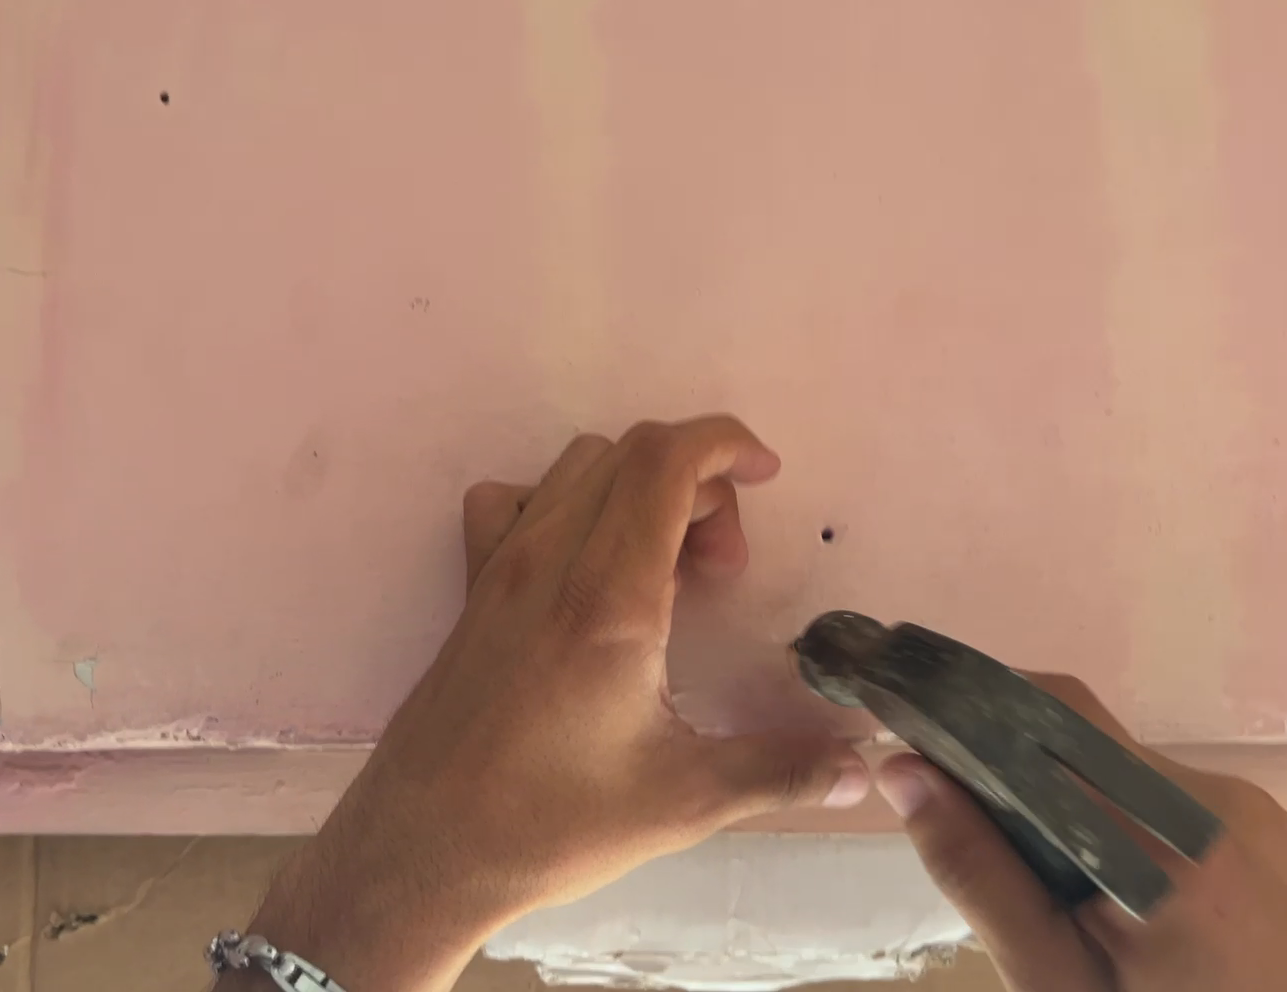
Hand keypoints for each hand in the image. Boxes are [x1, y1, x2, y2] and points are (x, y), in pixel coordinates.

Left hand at [233, 417, 867, 990]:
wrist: (423, 845)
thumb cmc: (550, 822)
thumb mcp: (681, 800)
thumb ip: (781, 768)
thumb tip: (864, 765)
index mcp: (610, 594)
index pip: (664, 459)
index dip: (725, 442)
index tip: (766, 474)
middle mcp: (549, 555)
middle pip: (631, 452)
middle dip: (698, 482)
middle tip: (719, 568)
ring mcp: (501, 562)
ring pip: (578, 467)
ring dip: (637, 490)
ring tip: (661, 568)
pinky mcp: (473, 583)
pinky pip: (513, 501)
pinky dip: (562, 501)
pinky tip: (580, 563)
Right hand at [875, 674, 1286, 991]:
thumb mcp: (1051, 985)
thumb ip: (977, 875)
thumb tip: (901, 768)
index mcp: (1176, 845)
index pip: (1049, 716)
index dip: (968, 709)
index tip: (908, 731)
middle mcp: (1220, 804)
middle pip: (1070, 734)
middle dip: (1000, 760)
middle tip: (962, 826)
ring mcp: (1248, 815)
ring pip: (1098, 758)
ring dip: (1043, 786)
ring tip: (1029, 869)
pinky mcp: (1255, 832)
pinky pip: (1137, 785)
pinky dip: (1087, 807)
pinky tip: (1084, 875)